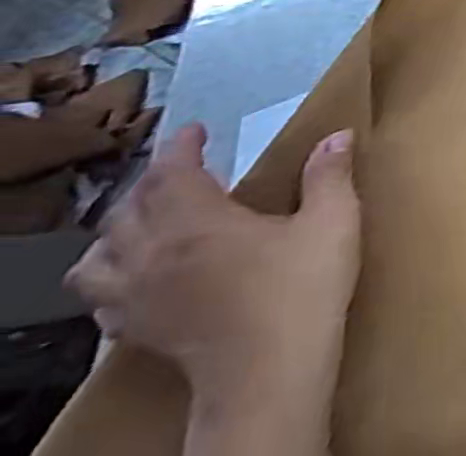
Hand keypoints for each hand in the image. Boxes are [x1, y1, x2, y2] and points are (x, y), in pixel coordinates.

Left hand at [66, 124, 360, 402]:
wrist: (267, 366)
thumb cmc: (303, 286)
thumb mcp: (334, 221)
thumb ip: (329, 177)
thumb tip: (336, 137)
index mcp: (197, 225)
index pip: (170, 175)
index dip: (179, 148)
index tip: (194, 130)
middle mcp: (151, 255)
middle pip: (127, 210)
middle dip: (151, 183)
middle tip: (183, 169)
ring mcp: (134, 296)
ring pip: (97, 254)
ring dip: (118, 228)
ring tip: (147, 220)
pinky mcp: (134, 326)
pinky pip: (101, 293)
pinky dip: (112, 271)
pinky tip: (139, 273)